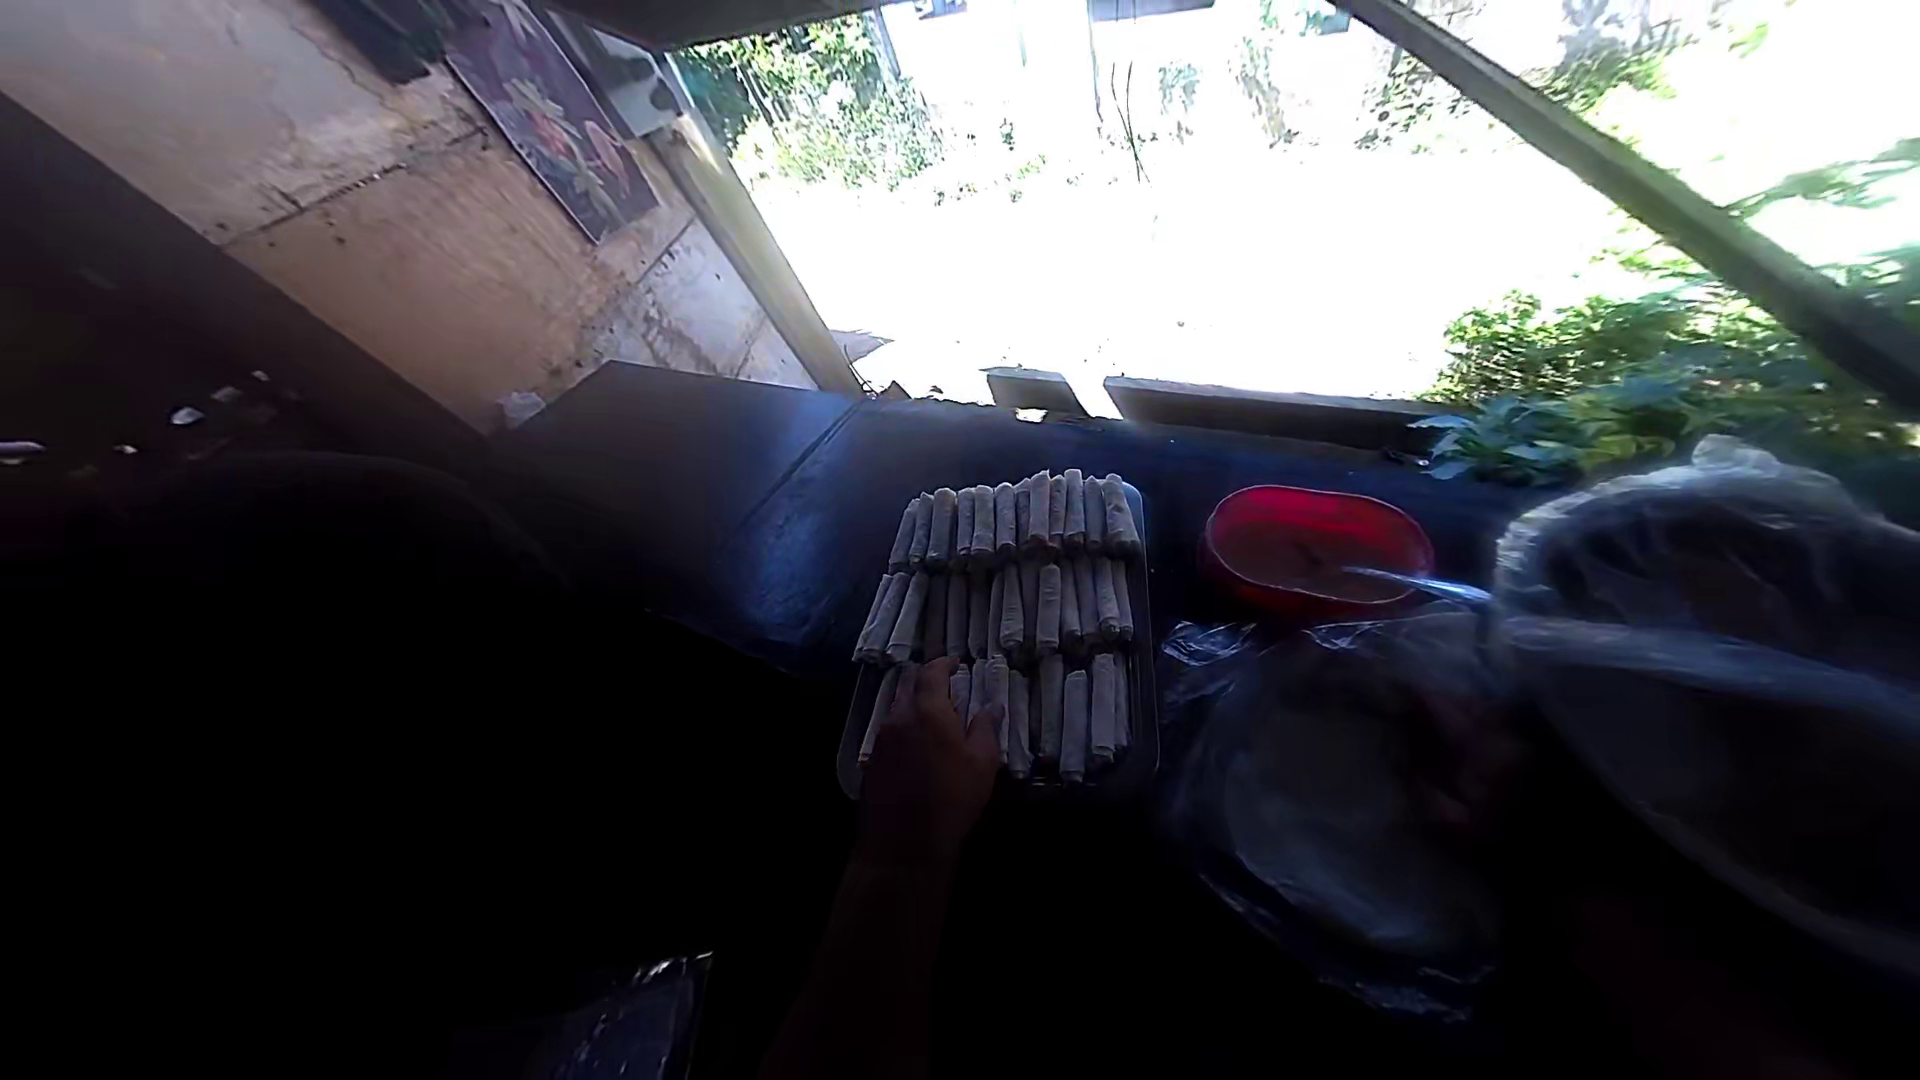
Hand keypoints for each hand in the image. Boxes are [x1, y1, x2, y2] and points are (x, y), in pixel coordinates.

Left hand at [857, 657, 1001, 867]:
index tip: (956, 664)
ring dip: (915, 706)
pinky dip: (905, 728)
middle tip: (947, 691)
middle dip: (928, 683)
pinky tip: (917, 748)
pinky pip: (889, 731)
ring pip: (898, 708)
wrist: (903, 844)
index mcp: (927, 711)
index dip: (944, 664)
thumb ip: (986, 728)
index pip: (931, 672)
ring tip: (935, 721)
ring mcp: (881, 739)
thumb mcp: (982, 763)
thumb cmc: (951, 799)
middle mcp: (899, 717)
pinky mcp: (872, 760)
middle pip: (910, 686)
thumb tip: (992, 706)